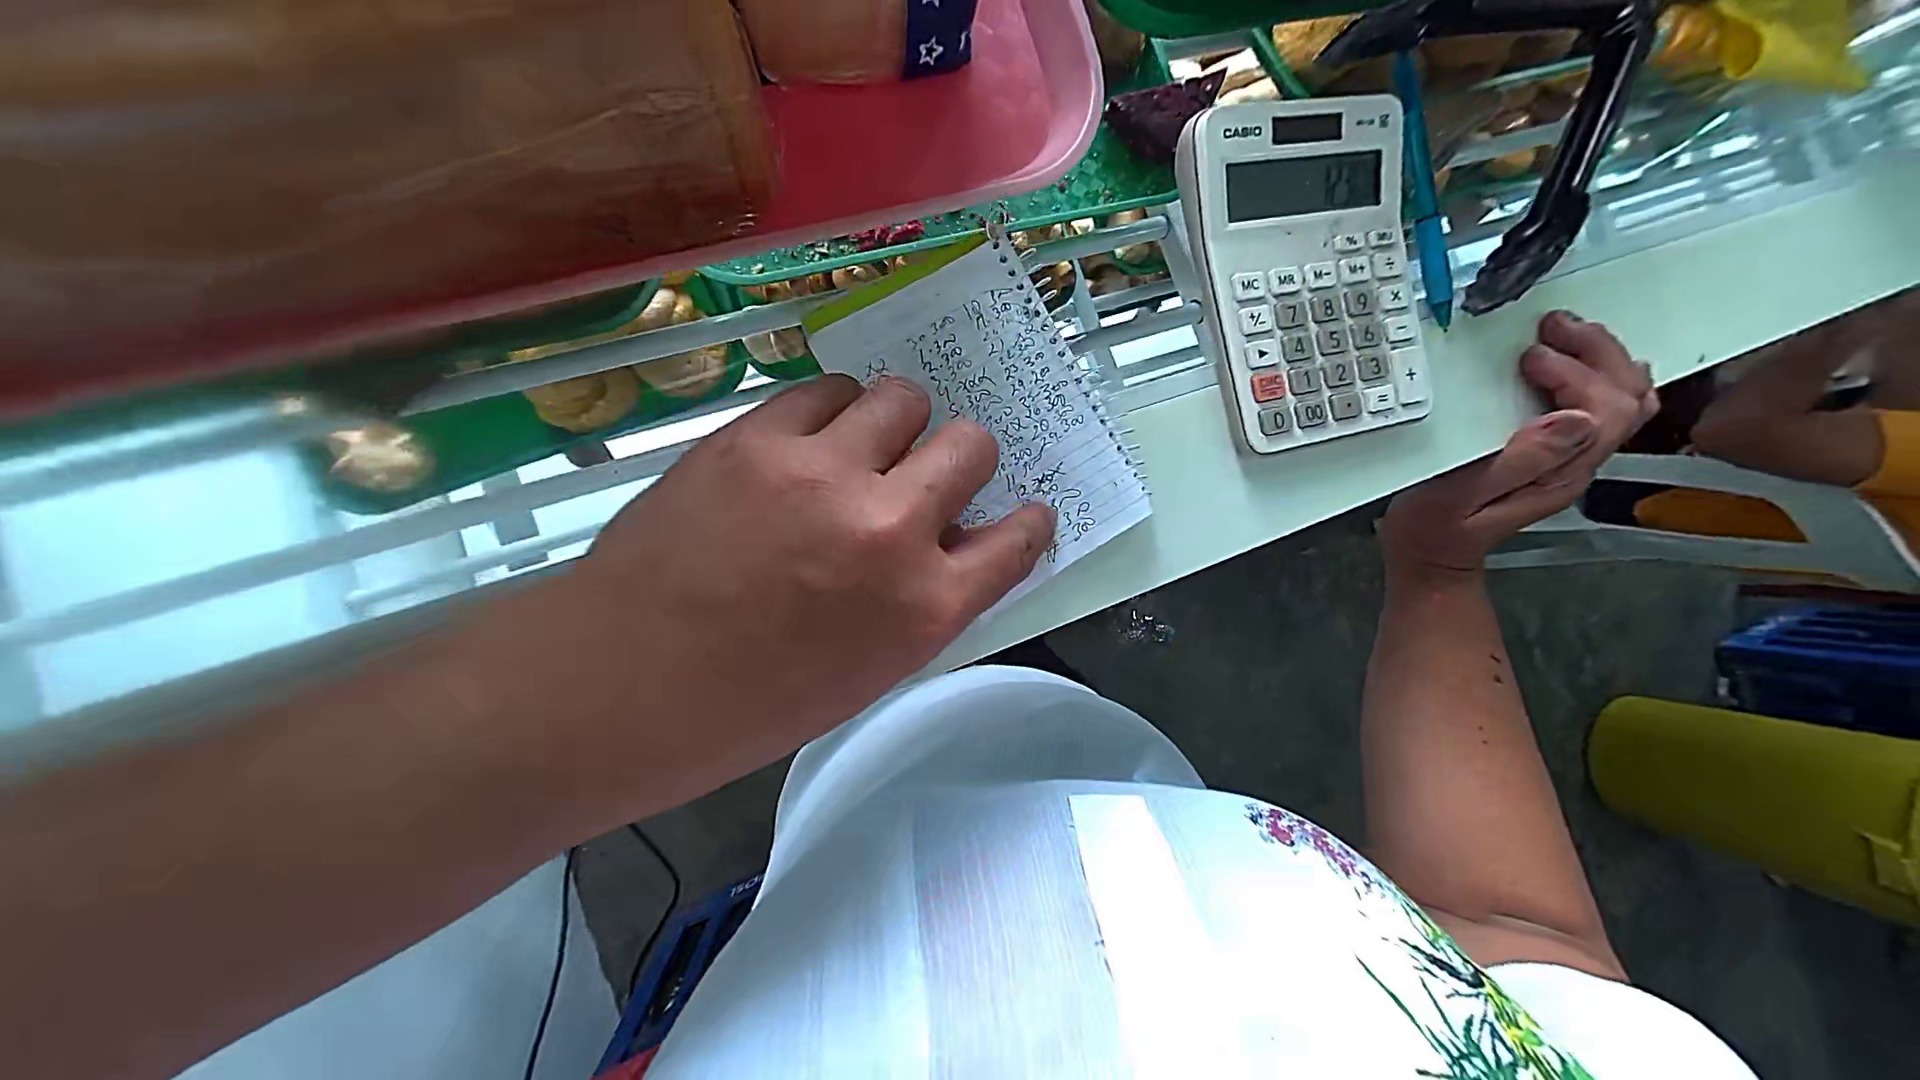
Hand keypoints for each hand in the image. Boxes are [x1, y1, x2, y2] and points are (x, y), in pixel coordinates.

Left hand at [474, 374, 1053, 826]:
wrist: (624, 681)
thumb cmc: (753, 702)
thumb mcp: (869, 670)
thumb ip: (924, 600)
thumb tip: (949, 538)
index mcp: (924, 608)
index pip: (1018, 540)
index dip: (1027, 520)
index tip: (1021, 512)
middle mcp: (890, 529)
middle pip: (971, 444)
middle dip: (961, 458)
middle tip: (925, 473)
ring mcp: (822, 474)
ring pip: (902, 398)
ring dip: (896, 424)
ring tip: (863, 448)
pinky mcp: (757, 439)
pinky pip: (826, 391)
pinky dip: (832, 412)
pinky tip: (810, 440)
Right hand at [1379, 311, 1656, 578]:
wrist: (1430, 556)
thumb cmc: (1433, 529)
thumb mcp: (1458, 497)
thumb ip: (1515, 462)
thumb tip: (1573, 418)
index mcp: (1559, 472)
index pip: (1600, 410)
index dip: (1575, 373)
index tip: (1530, 355)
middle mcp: (1577, 463)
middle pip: (1624, 398)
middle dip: (1599, 353)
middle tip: (1556, 324)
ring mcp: (1569, 459)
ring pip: (1621, 399)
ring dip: (1603, 359)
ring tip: (1568, 333)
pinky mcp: (1554, 454)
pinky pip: (1598, 408)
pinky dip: (1594, 375)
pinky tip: (1571, 362)